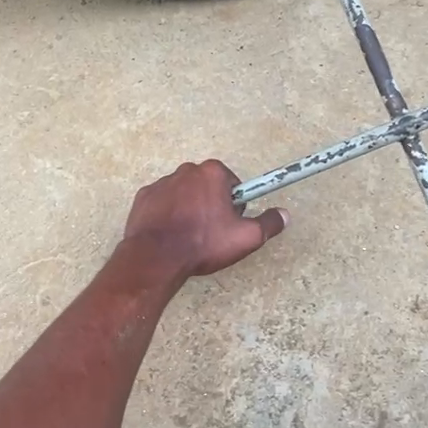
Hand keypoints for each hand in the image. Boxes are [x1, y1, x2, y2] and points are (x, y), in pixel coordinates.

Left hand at [121, 161, 287, 282]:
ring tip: (188, 237)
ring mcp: (162, 182)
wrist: (156, 257)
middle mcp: (186, 170)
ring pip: (184, 194)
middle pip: (207, 186)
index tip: (229, 224)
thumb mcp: (246, 238)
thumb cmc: (203, 243)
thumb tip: (284, 215)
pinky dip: (167, 215)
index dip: (235, 206)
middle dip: (211, 205)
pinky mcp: (143, 196)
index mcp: (212, 173)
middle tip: (211, 233)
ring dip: (188, 209)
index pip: (233, 184)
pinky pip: (162, 203)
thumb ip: (268, 224)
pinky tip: (169, 235)